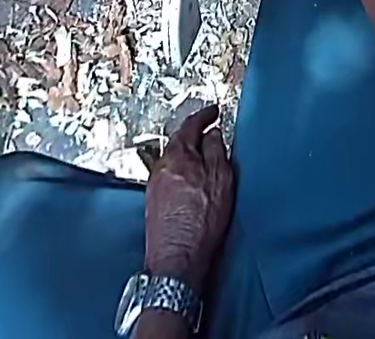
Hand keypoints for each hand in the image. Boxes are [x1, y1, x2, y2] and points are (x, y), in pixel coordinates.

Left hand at [144, 104, 233, 286]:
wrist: (177, 262)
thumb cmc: (201, 221)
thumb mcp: (220, 177)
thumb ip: (216, 149)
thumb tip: (212, 133)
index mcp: (177, 156)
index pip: (190, 125)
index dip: (204, 115)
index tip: (213, 111)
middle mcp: (161, 167)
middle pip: (179, 141)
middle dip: (194, 134)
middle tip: (210, 130)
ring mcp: (154, 187)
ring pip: (173, 159)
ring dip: (188, 154)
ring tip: (204, 157)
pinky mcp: (153, 204)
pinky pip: (170, 175)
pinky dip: (182, 170)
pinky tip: (193, 180)